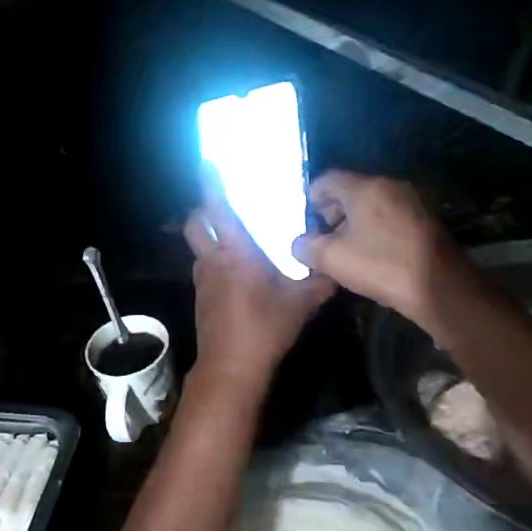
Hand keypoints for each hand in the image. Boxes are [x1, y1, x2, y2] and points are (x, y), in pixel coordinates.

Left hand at [183, 184, 334, 384]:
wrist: (231, 368)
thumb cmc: (265, 328)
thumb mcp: (302, 303)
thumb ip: (320, 281)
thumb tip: (336, 267)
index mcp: (236, 253)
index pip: (218, 210)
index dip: (211, 184)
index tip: (207, 162)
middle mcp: (213, 261)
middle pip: (194, 225)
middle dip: (202, 211)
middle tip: (222, 207)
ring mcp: (202, 282)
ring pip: (198, 250)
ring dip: (210, 240)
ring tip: (235, 243)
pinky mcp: (201, 300)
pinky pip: (205, 271)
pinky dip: (215, 266)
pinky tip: (237, 279)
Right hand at [291, 171, 466, 327]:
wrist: (439, 287)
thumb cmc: (381, 265)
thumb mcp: (332, 259)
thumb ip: (307, 247)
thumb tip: (298, 243)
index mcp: (365, 187)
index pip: (327, 180)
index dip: (309, 199)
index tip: (302, 222)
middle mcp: (390, 186)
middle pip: (350, 191)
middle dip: (331, 213)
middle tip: (319, 239)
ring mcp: (411, 202)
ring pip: (371, 206)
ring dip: (353, 224)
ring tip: (341, 251)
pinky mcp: (424, 221)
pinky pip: (389, 218)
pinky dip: (374, 230)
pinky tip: (368, 255)